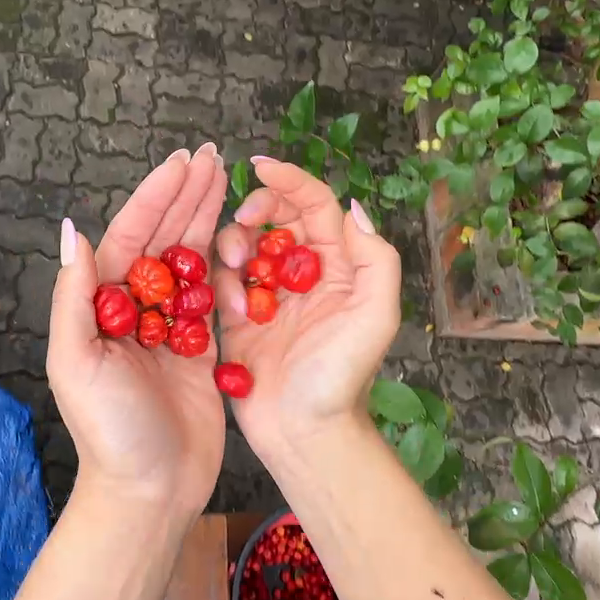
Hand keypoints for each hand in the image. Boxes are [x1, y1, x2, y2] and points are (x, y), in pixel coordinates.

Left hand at [46, 144, 228, 523]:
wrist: (151, 489)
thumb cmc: (110, 430)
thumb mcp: (78, 362)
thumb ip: (75, 297)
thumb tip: (72, 230)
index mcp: (102, 305)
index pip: (130, 235)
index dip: (155, 196)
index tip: (180, 162)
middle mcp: (134, 308)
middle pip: (161, 238)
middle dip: (184, 195)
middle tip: (209, 155)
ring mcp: (169, 325)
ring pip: (189, 258)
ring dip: (205, 217)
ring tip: (224, 179)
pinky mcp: (200, 346)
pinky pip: (212, 294)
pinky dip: (224, 262)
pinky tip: (237, 232)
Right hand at [212, 158, 402, 467]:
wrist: (306, 434)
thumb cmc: (343, 377)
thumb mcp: (376, 315)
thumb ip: (375, 258)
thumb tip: (353, 206)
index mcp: (339, 265)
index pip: (315, 206)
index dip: (291, 180)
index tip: (260, 165)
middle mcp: (303, 272)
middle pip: (276, 217)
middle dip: (257, 208)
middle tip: (245, 219)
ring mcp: (268, 294)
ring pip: (243, 244)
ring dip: (235, 247)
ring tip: (237, 272)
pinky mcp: (238, 317)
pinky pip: (223, 281)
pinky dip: (224, 285)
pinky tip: (236, 313)